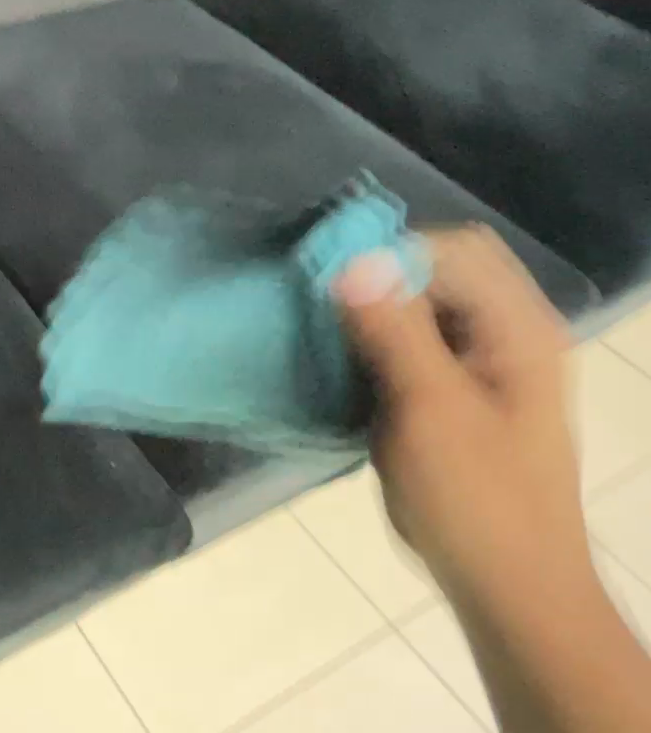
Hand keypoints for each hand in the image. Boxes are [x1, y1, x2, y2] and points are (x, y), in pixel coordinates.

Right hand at [334, 225, 587, 597]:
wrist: (502, 577)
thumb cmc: (475, 496)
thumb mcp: (430, 409)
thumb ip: (395, 331)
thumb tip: (350, 261)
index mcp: (518, 331)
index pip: (453, 250)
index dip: (389, 252)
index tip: (326, 278)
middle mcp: (502, 333)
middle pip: (432, 267)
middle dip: (369, 271)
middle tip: (312, 297)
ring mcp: (474, 358)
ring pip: (411, 299)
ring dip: (359, 302)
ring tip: (309, 321)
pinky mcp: (442, 382)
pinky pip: (398, 332)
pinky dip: (361, 330)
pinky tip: (328, 351)